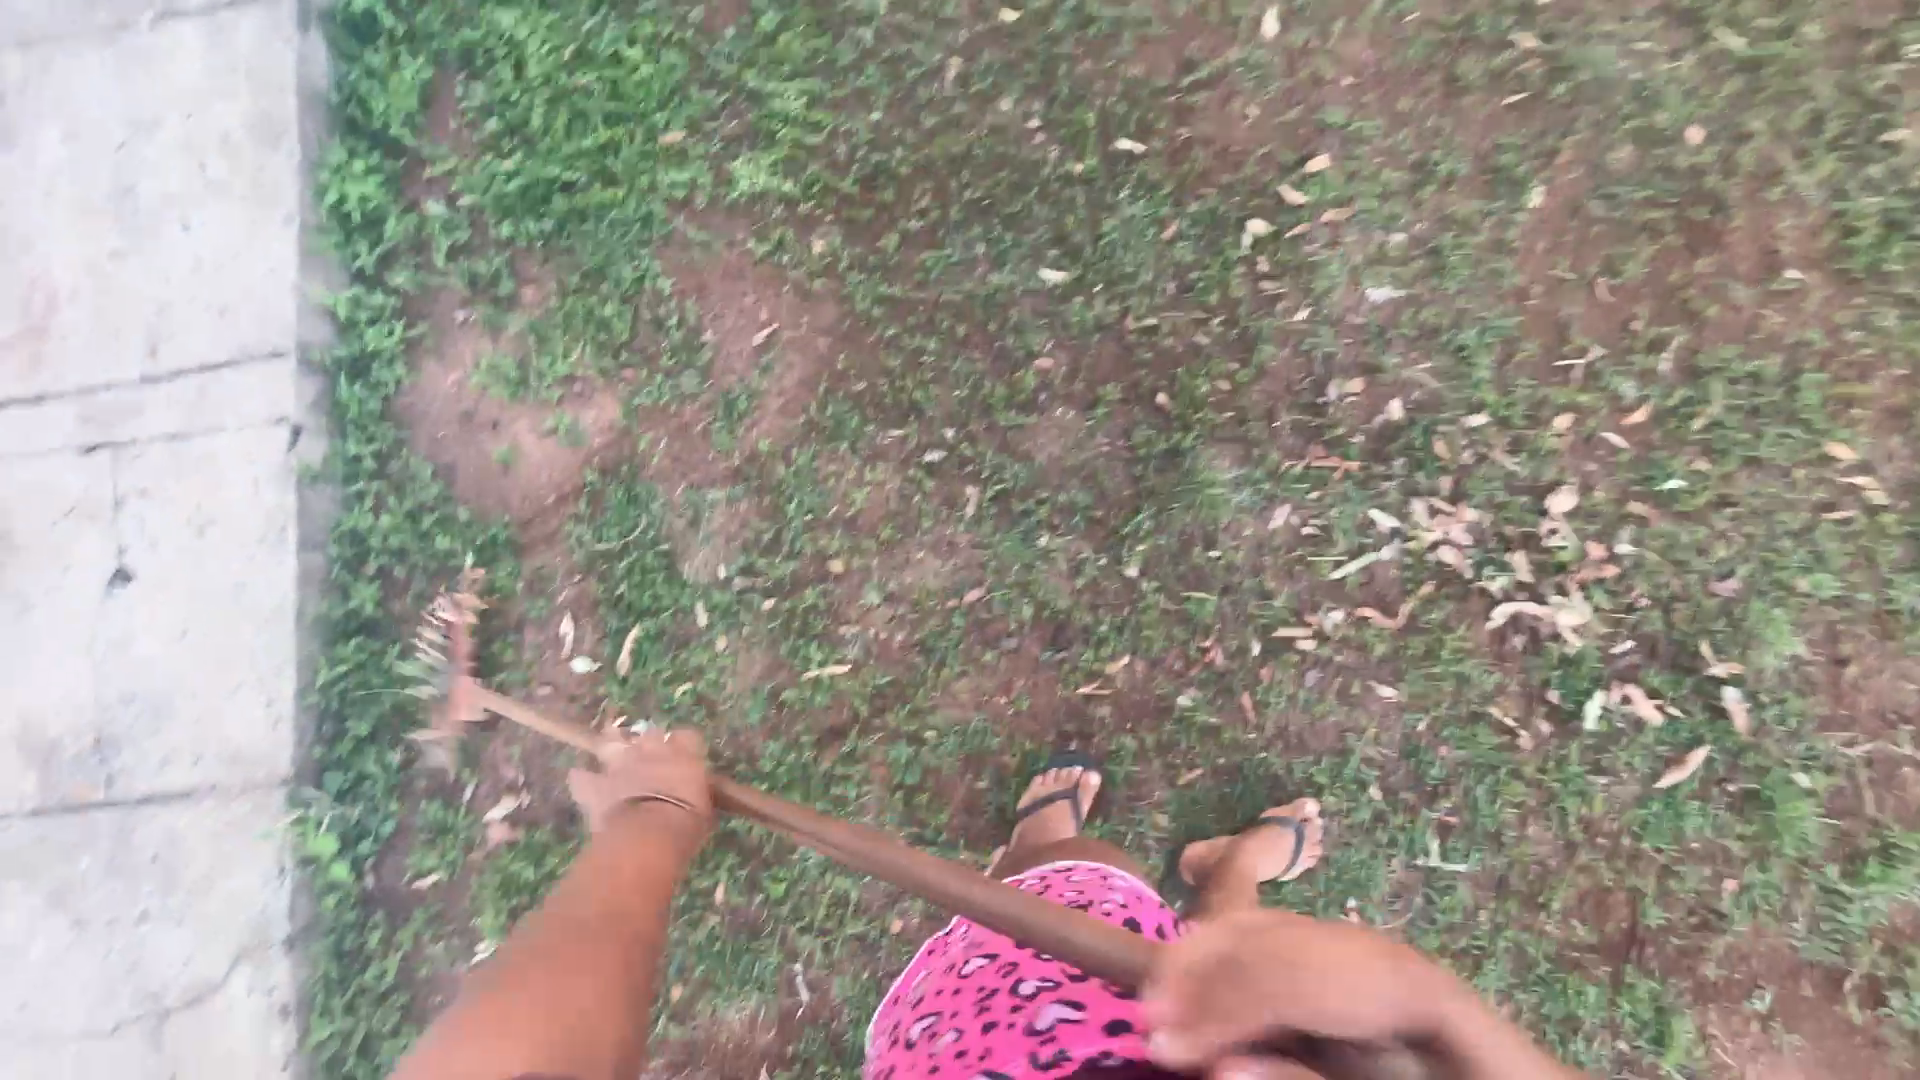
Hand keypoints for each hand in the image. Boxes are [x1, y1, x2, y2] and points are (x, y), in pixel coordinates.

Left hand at [567, 727, 712, 837]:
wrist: (648, 836)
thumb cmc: (686, 823)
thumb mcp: (706, 808)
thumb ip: (700, 793)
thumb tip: (700, 795)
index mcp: (684, 752)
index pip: (688, 736)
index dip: (686, 747)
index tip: (687, 760)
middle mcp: (652, 749)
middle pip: (651, 733)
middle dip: (651, 745)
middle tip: (653, 762)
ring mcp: (621, 764)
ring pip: (614, 744)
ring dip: (616, 751)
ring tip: (617, 763)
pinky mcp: (596, 785)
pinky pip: (583, 777)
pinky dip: (583, 779)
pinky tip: (584, 782)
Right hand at [1143, 909, 1457, 1074]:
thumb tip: (1219, 1067)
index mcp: (1417, 993)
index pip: (1298, 976)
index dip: (1222, 1003)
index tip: (1161, 1040)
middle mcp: (1384, 956)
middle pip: (1275, 936)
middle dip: (1201, 968)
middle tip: (1144, 1014)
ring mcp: (1366, 955)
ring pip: (1269, 928)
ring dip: (1203, 958)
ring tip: (1158, 998)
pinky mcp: (1346, 967)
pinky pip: (1274, 943)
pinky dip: (1225, 958)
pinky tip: (1194, 984)